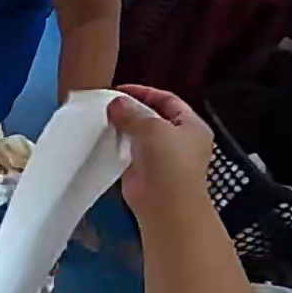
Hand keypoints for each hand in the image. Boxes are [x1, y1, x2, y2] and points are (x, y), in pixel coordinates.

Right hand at [106, 86, 214, 218]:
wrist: (164, 202)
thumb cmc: (168, 161)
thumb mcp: (153, 128)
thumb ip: (132, 113)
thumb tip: (115, 103)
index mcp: (191, 126)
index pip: (168, 100)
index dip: (145, 92)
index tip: (119, 90)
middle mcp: (178, 139)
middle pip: (152, 116)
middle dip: (130, 109)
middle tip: (106, 104)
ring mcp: (160, 155)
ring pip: (138, 133)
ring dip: (121, 126)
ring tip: (100, 119)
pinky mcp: (142, 168)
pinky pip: (127, 150)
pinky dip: (116, 144)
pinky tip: (101, 138)